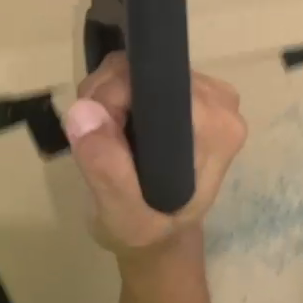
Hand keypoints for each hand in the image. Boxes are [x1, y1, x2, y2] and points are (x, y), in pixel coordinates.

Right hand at [63, 54, 245, 260]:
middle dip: (104, 98)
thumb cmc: (146, 230)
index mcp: (215, 128)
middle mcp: (218, 101)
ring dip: (102, 97)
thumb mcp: (123, 216)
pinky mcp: (182, 88)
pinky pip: (130, 72)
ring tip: (102, 137)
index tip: (100, 130)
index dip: (113, 97)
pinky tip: (111, 125)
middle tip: (95, 141)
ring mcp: (202, 91)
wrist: (158, 236)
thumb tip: (84, 111)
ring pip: (129, 67)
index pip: (152, 82)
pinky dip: (109, 94)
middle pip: (139, 70)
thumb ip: (106, 169)